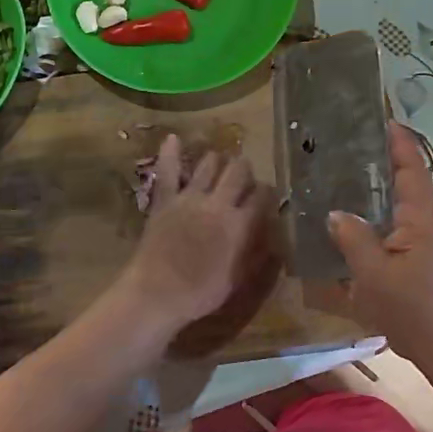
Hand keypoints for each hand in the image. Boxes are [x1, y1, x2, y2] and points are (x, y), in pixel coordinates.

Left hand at [118, 134, 271, 333]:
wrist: (157, 292)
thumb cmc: (200, 293)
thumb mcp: (238, 280)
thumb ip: (257, 255)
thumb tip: (275, 239)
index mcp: (240, 224)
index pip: (263, 197)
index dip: (268, 193)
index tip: (267, 196)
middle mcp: (218, 203)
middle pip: (238, 172)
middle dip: (245, 170)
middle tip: (244, 177)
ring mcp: (189, 197)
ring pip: (209, 164)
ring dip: (218, 161)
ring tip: (220, 164)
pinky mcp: (165, 199)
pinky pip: (169, 170)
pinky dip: (171, 153)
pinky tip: (173, 138)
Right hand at [328, 122, 432, 363]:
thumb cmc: (413, 307)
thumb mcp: (373, 273)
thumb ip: (353, 239)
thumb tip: (335, 213)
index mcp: (421, 220)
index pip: (412, 170)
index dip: (399, 144)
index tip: (383, 119)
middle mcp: (426, 226)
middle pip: (407, 184)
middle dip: (385, 162)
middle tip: (352, 146)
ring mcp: (423, 245)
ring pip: (399, 207)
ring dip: (378, 190)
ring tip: (345, 178)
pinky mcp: (417, 262)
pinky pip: (393, 229)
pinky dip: (374, 217)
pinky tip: (351, 224)